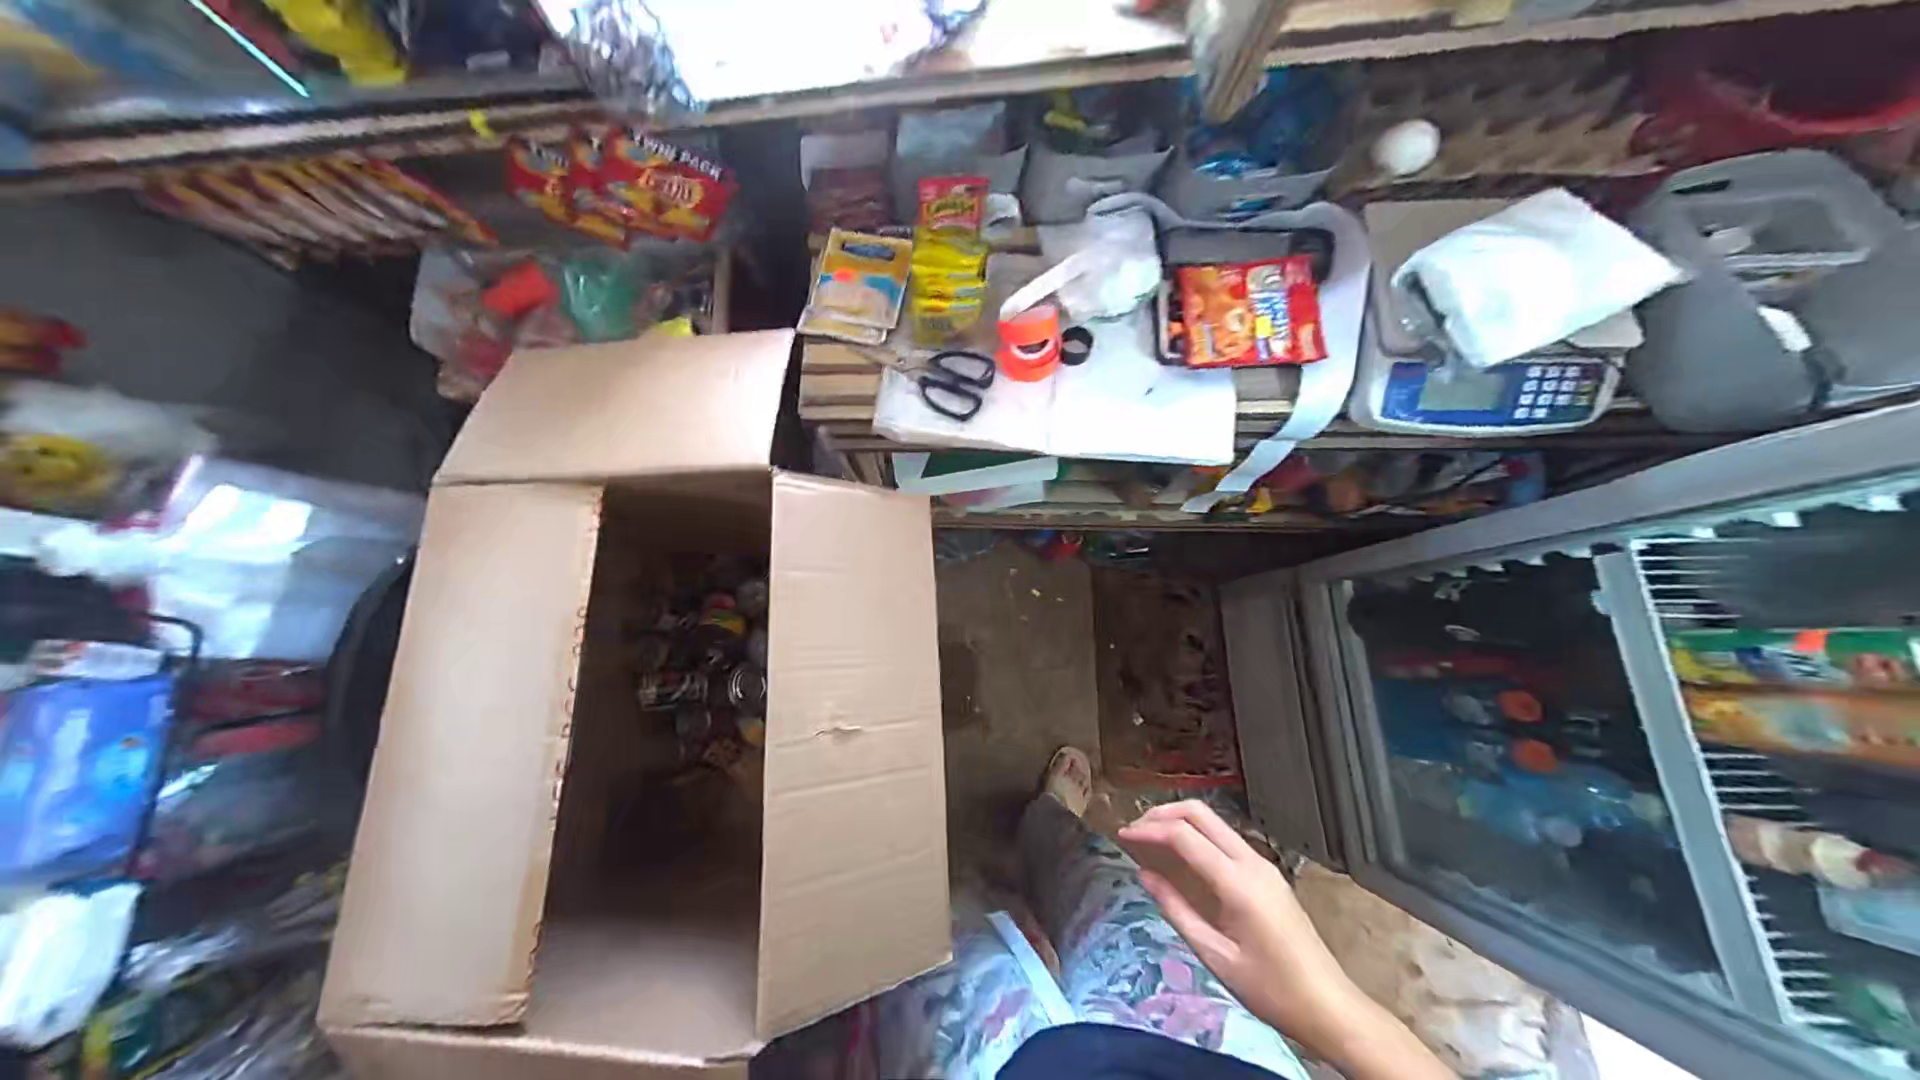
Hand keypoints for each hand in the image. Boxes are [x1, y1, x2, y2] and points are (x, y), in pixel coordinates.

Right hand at [1118, 801, 1452, 1079]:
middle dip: (1162, 813)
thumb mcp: (1216, 956)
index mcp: (1237, 882)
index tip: (1122, 835)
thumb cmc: (1272, 990)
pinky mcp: (1267, 874)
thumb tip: (1145, 875)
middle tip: (1134, 829)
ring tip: (1150, 838)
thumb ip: (1177, 911)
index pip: (1184, 836)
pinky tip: (1182, 855)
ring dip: (1179, 821)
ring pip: (1214, 822)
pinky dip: (1196, 835)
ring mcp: (1263, 865)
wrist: (1331, 1008)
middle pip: (1200, 813)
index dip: (1148, 830)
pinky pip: (1225, 839)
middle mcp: (1251, 862)